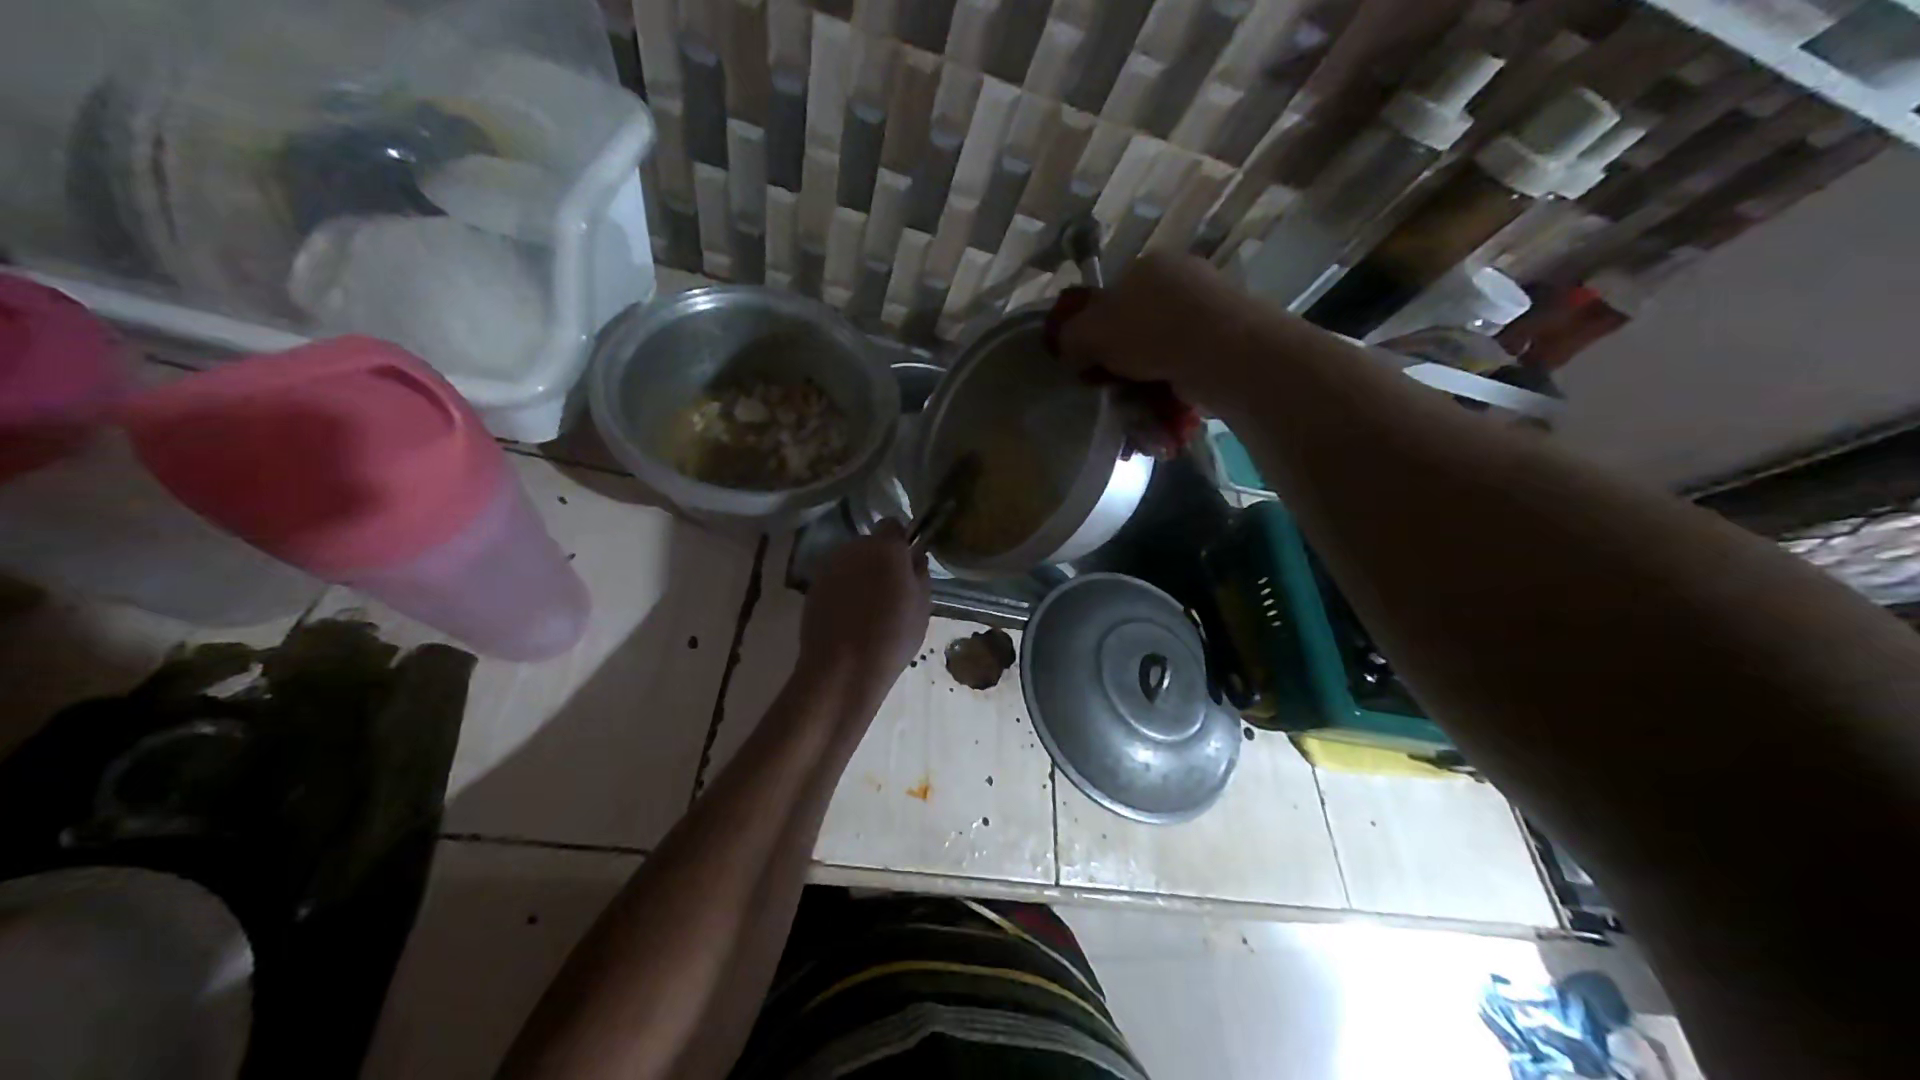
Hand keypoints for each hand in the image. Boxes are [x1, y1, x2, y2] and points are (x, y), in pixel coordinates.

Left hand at [798, 520, 931, 695]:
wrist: (842, 668)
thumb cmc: (892, 636)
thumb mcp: (922, 607)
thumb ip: (920, 574)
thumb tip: (915, 559)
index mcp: (885, 548)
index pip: (892, 524)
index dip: (900, 541)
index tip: (907, 563)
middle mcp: (853, 549)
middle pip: (869, 545)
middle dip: (880, 560)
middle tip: (891, 590)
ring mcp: (829, 567)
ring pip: (850, 562)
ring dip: (860, 575)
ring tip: (869, 608)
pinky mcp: (813, 588)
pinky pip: (835, 581)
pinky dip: (843, 591)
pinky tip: (850, 618)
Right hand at [1055, 253, 1254, 409]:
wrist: (1221, 353)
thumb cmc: (1150, 331)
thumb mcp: (1090, 332)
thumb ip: (1071, 338)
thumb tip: (1069, 351)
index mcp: (1148, 265)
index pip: (1112, 295)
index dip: (1095, 330)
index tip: (1088, 361)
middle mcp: (1182, 280)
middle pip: (1138, 325)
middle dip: (1123, 359)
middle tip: (1111, 386)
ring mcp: (1210, 310)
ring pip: (1163, 351)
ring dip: (1147, 378)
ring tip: (1137, 405)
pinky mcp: (1228, 343)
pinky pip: (1188, 368)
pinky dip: (1174, 389)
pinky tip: (1164, 407)